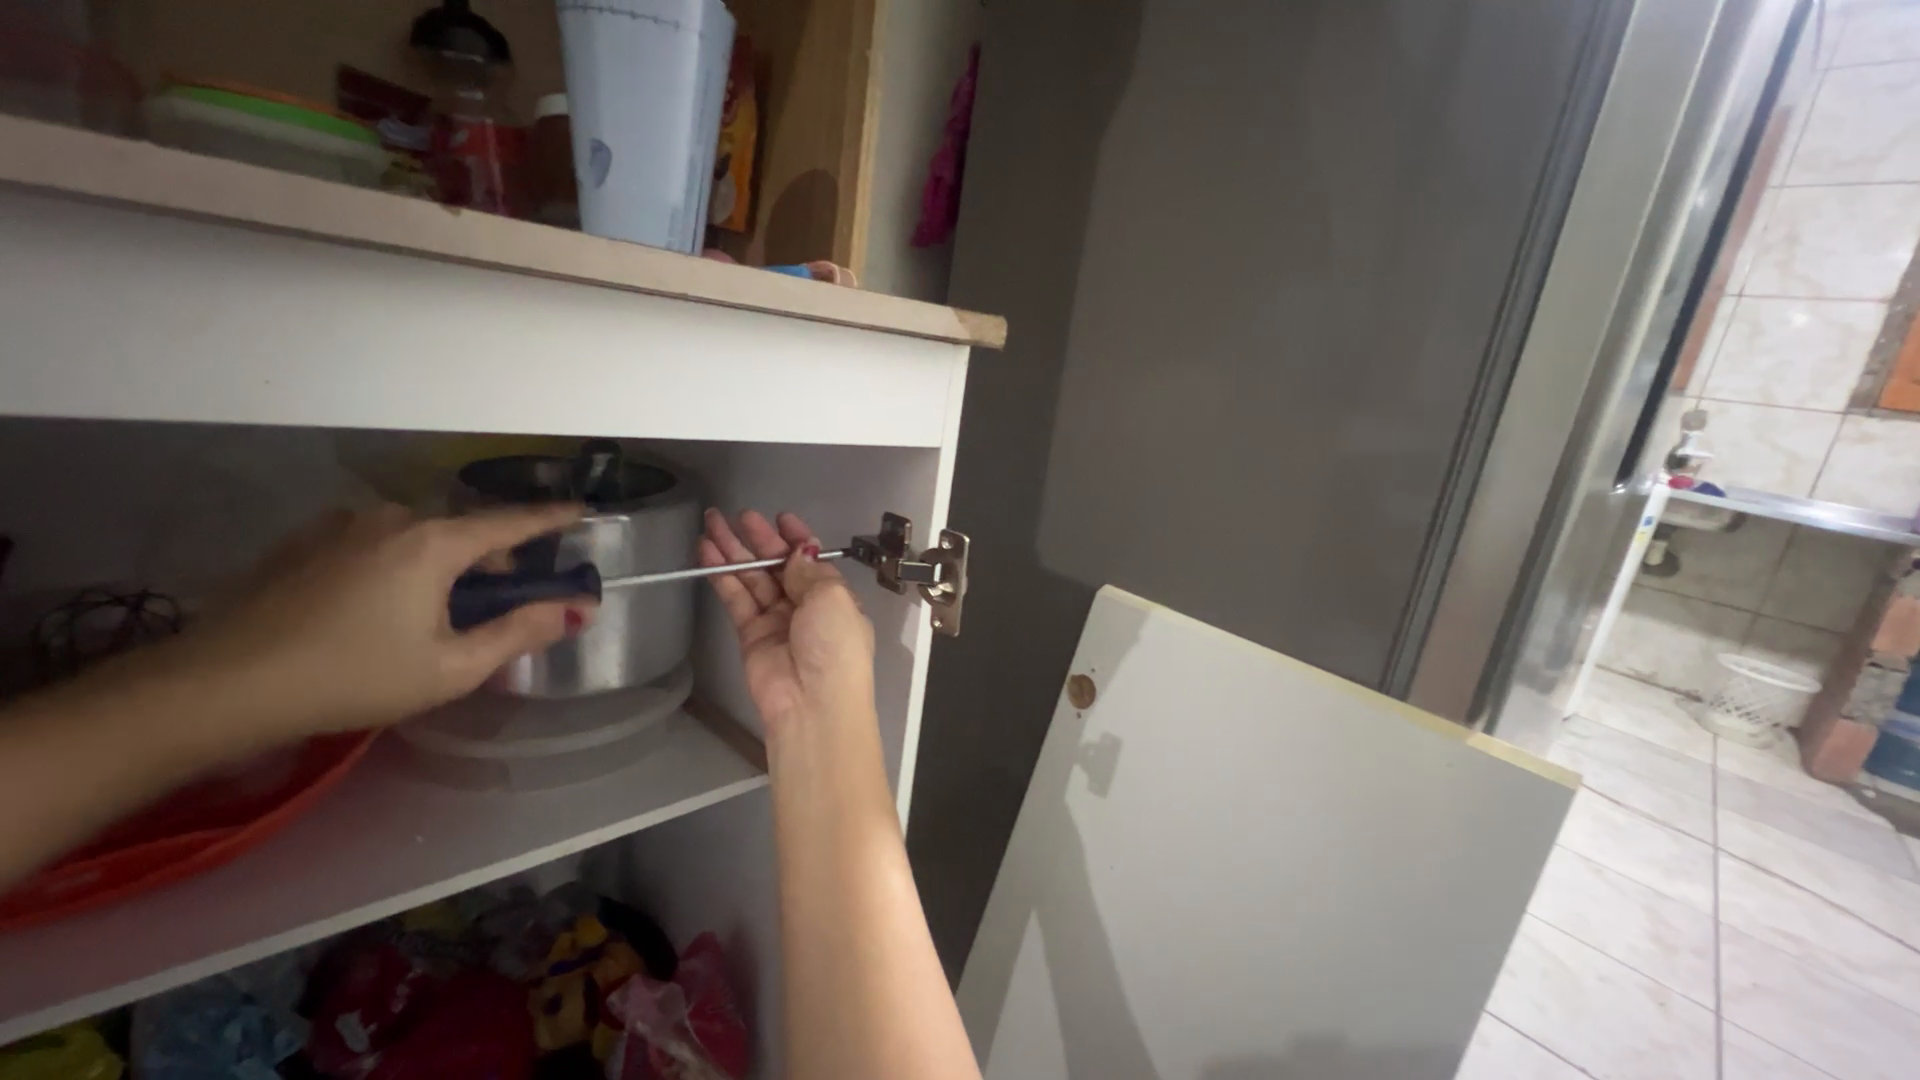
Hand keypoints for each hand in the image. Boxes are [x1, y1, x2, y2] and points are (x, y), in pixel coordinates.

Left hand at [174, 503, 594, 743]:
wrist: (218, 688)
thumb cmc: (352, 677)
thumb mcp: (452, 667)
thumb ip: (521, 632)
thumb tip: (577, 610)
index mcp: (434, 542)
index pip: (511, 523)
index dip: (551, 519)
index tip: (583, 511)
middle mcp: (391, 518)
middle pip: (463, 532)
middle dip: (491, 562)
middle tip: (499, 607)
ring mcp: (341, 526)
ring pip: (417, 538)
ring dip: (442, 566)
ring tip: (436, 615)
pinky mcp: (303, 542)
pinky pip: (375, 544)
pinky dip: (399, 566)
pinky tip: (382, 610)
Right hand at [700, 510, 874, 736]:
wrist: (813, 705)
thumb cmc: (835, 648)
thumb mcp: (833, 597)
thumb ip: (810, 570)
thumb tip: (800, 550)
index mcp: (834, 598)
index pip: (812, 561)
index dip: (796, 538)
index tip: (779, 517)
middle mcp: (807, 608)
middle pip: (778, 566)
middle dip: (759, 539)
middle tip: (737, 515)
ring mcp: (777, 622)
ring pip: (753, 578)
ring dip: (734, 551)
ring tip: (713, 524)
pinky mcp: (750, 636)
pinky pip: (735, 598)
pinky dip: (721, 575)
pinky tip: (706, 552)